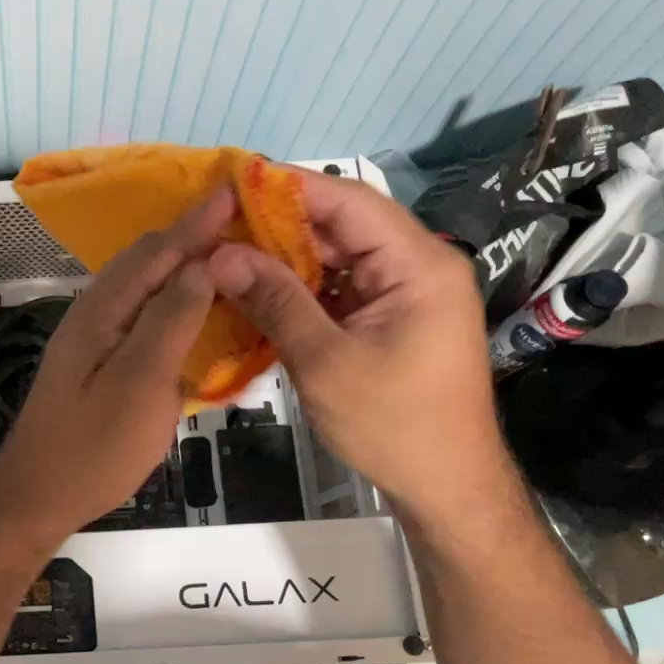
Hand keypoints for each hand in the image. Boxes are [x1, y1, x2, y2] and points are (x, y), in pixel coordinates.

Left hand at [0, 191, 231, 545]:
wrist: (37, 498)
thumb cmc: (92, 449)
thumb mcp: (140, 384)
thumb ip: (171, 322)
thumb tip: (202, 266)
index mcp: (101, 313)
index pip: (155, 252)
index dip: (197, 223)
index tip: (236, 190)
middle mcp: (93, 317)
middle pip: (144, 264)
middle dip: (190, 239)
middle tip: (239, 226)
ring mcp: (91, 343)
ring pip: (141, 291)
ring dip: (181, 272)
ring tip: (225, 265)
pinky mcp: (96, 368)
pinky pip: (139, 321)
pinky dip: (170, 308)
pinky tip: (192, 318)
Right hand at [204, 169, 508, 520]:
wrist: (445, 483)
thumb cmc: (392, 424)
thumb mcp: (324, 362)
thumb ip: (275, 302)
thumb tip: (221, 257)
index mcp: (417, 265)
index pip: (348, 201)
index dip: (289, 187)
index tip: (234, 180)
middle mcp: (418, 266)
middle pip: (343, 226)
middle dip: (280, 225)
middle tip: (219, 226)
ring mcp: (407, 294)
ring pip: (339, 258)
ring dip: (287, 260)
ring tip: (229, 258)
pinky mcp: (393, 319)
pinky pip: (343, 289)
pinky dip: (303, 290)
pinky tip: (260, 295)